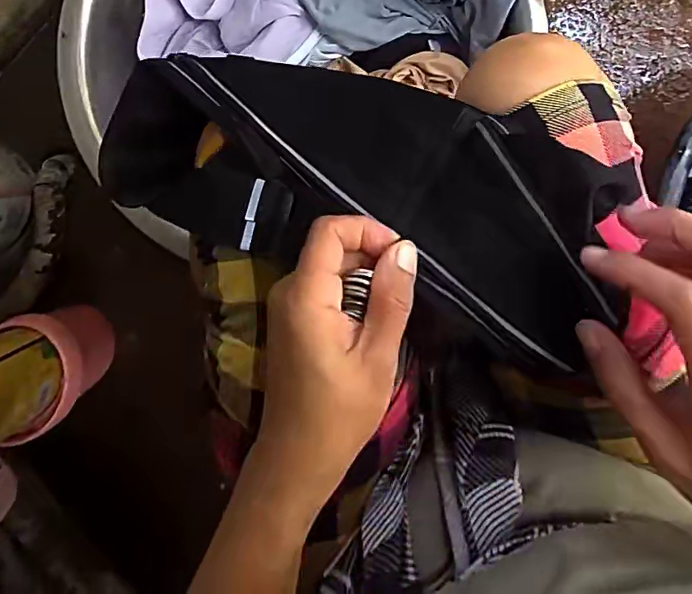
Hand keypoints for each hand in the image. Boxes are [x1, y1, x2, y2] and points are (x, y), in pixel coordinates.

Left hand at [252, 216, 417, 501]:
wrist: (295, 463)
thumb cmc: (338, 415)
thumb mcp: (377, 356)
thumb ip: (390, 298)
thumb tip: (405, 248)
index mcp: (305, 296)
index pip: (328, 230)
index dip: (366, 228)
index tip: (399, 253)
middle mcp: (288, 291)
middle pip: (330, 245)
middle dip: (371, 251)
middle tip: (403, 284)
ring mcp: (286, 305)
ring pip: (329, 264)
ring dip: (364, 272)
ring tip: (392, 304)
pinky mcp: (291, 319)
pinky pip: (324, 284)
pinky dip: (352, 288)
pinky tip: (372, 318)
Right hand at [578, 208, 691, 593]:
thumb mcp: (666, 451)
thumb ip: (623, 385)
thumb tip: (587, 326)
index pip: (687, 302)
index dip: (634, 270)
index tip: (593, 258)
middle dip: (677, 223)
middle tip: (627, 218)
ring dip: (687, 232)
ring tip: (637, 238)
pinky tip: (663, 263)